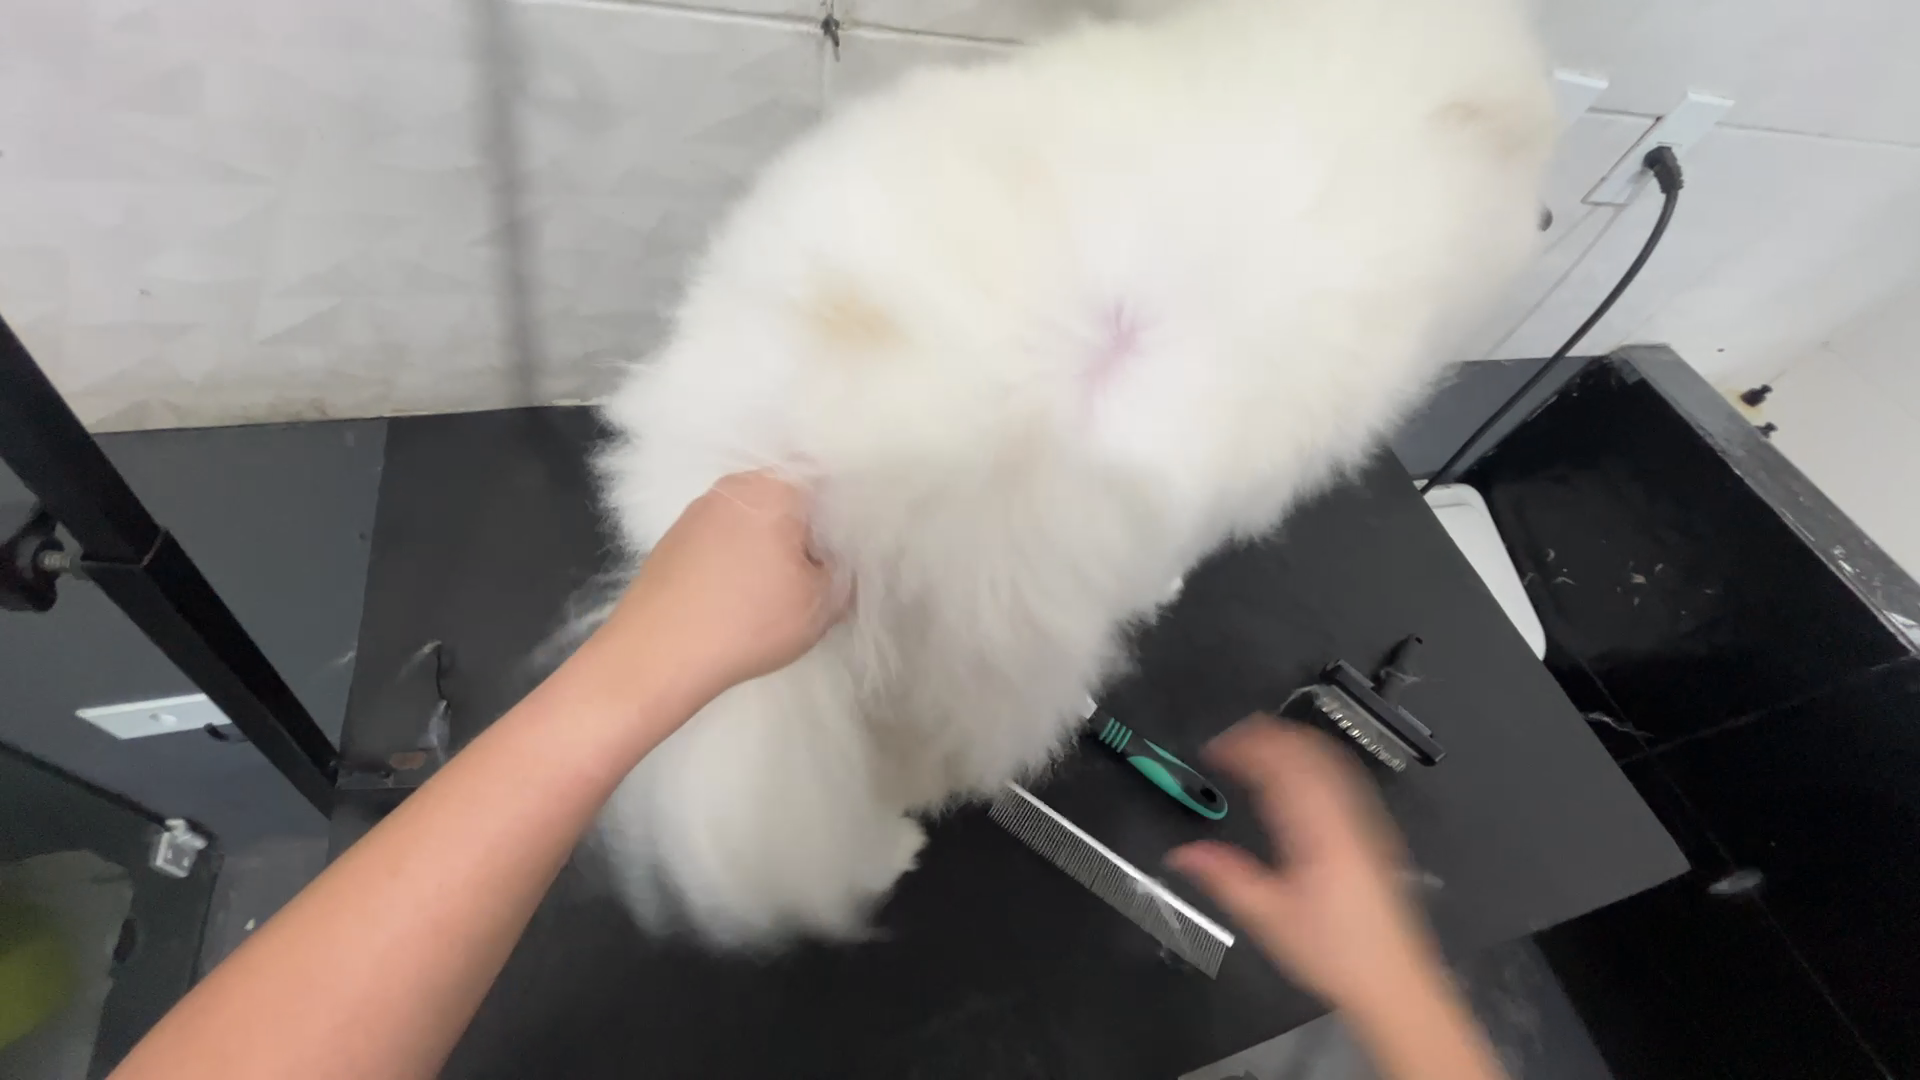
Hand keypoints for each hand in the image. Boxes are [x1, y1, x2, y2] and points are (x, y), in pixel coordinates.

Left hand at [604, 470, 846, 697]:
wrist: (655, 657)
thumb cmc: (748, 621)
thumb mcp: (823, 603)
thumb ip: (848, 572)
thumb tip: (842, 562)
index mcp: (774, 488)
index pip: (828, 483)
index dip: (848, 518)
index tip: (851, 554)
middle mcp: (733, 487)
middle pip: (791, 499)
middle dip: (810, 533)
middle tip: (821, 575)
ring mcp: (698, 511)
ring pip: (758, 518)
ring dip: (776, 547)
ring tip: (781, 591)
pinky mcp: (676, 540)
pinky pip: (727, 537)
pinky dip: (744, 558)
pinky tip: (743, 596)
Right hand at [1167, 717, 1442, 1014]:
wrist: (1398, 985)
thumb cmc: (1335, 952)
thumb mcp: (1269, 917)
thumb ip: (1223, 877)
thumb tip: (1179, 853)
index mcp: (1317, 831)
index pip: (1279, 765)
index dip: (1242, 747)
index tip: (1212, 751)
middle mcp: (1345, 816)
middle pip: (1306, 750)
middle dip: (1264, 734)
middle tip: (1229, 740)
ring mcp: (1365, 820)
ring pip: (1328, 757)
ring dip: (1289, 741)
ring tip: (1256, 744)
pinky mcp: (1373, 830)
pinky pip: (1342, 774)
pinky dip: (1311, 757)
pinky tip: (1297, 769)